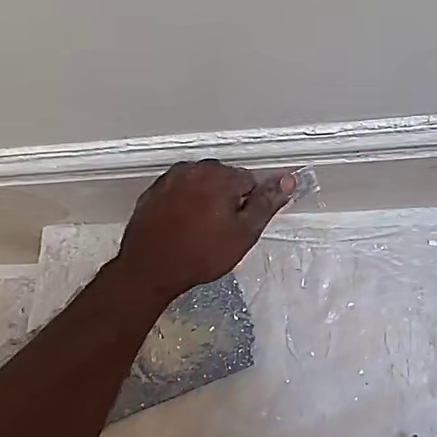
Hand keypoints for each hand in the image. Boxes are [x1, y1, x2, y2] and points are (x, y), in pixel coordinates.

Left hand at [114, 160, 296, 300]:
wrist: (150, 268)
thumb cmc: (198, 255)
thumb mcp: (243, 234)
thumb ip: (267, 203)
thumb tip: (286, 181)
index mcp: (221, 175)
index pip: (251, 180)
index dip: (249, 205)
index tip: (240, 224)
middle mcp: (195, 169)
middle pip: (223, 178)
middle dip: (226, 199)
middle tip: (221, 231)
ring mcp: (171, 178)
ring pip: (199, 183)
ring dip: (203, 199)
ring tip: (199, 231)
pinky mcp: (153, 191)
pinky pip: (177, 191)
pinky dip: (182, 203)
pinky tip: (181, 226)